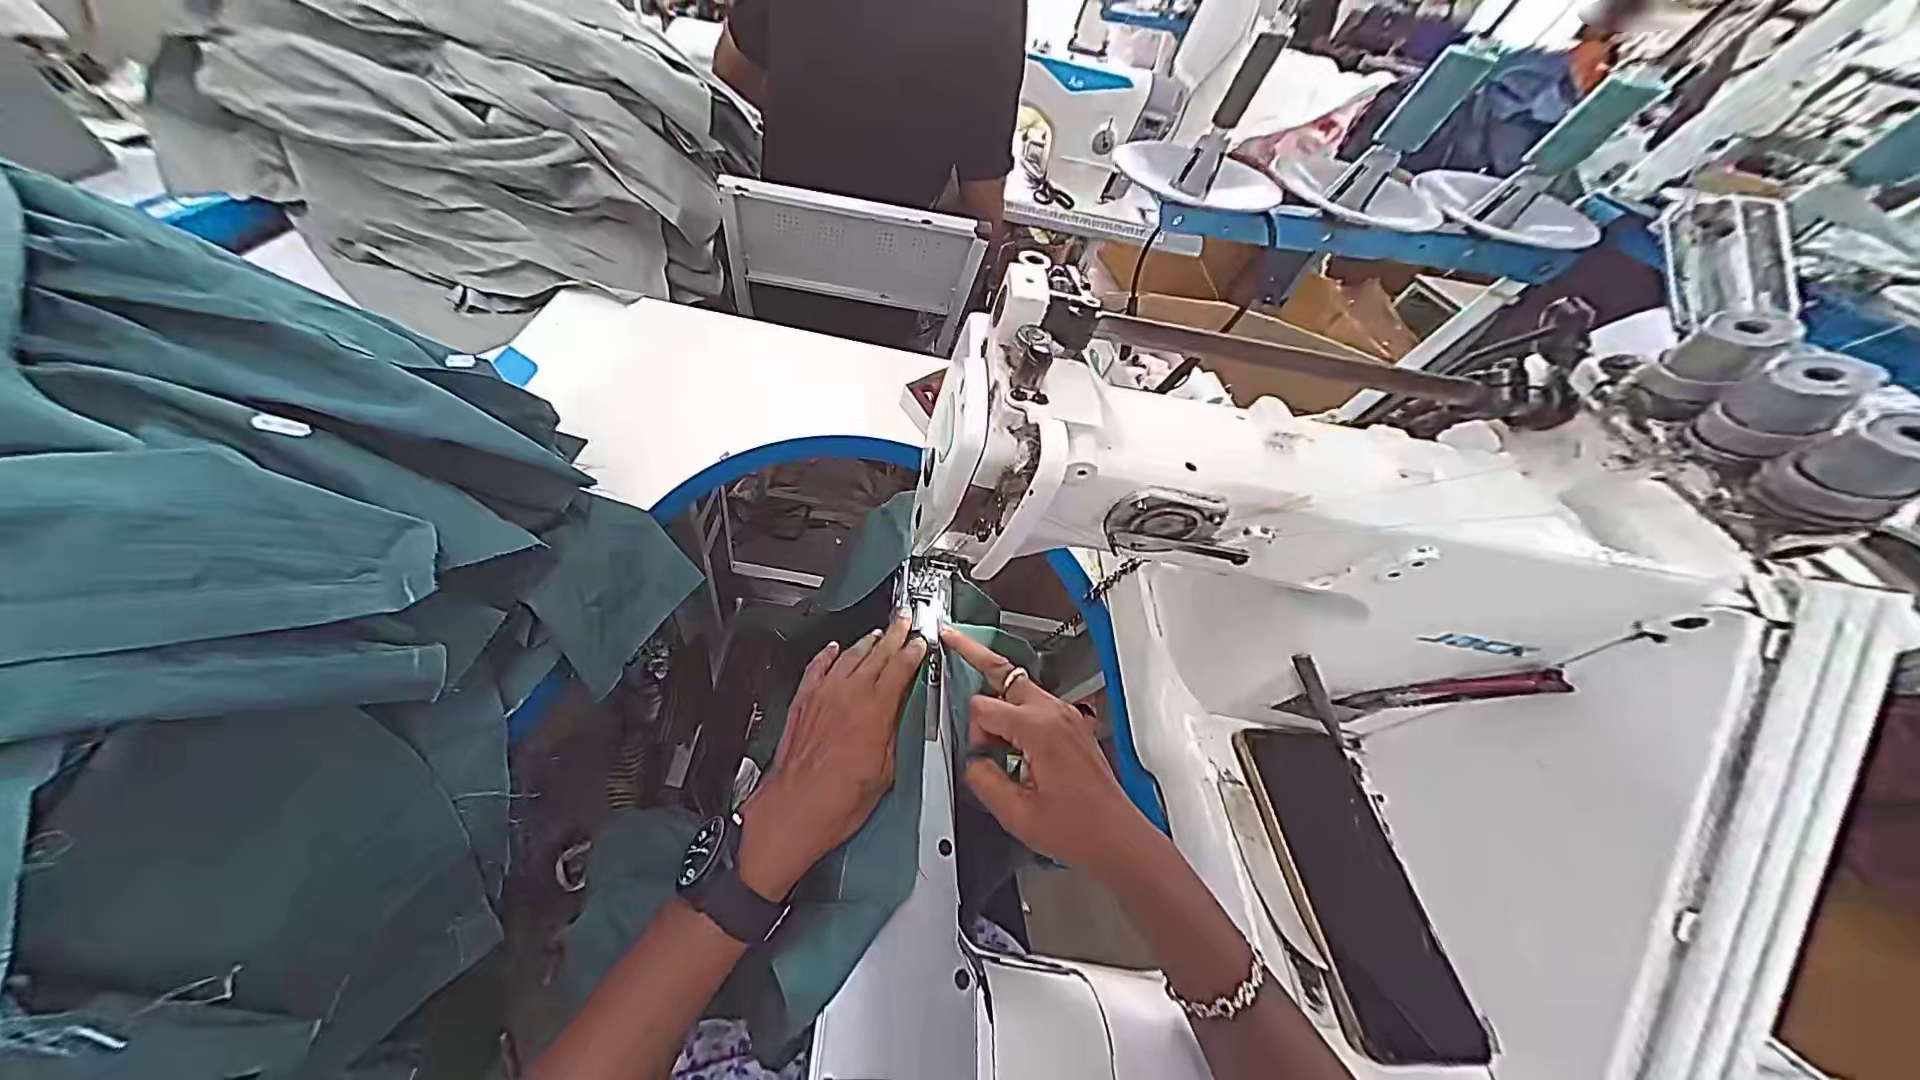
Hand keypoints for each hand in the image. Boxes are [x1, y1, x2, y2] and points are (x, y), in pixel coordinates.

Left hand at [738, 615, 927, 899]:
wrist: (795, 807)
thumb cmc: (839, 798)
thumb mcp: (886, 769)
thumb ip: (893, 731)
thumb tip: (898, 713)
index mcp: (876, 708)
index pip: (901, 667)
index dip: (913, 651)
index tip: (920, 642)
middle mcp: (850, 693)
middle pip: (878, 652)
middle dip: (894, 634)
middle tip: (903, 621)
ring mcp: (824, 693)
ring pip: (849, 654)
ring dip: (867, 641)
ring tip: (878, 633)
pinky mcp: (803, 700)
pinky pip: (817, 666)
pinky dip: (828, 653)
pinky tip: (833, 648)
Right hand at [941, 627, 1160, 880]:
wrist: (1117, 837)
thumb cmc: (1078, 828)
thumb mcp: (1015, 813)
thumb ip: (983, 779)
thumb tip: (973, 761)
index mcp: (1038, 729)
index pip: (983, 706)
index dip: (973, 732)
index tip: (978, 756)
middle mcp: (1054, 713)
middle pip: (1003, 670)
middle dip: (974, 657)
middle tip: (952, 639)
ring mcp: (1065, 716)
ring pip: (1018, 685)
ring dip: (997, 699)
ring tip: (987, 725)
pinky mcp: (1071, 724)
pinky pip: (1035, 703)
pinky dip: (1015, 712)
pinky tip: (1011, 741)